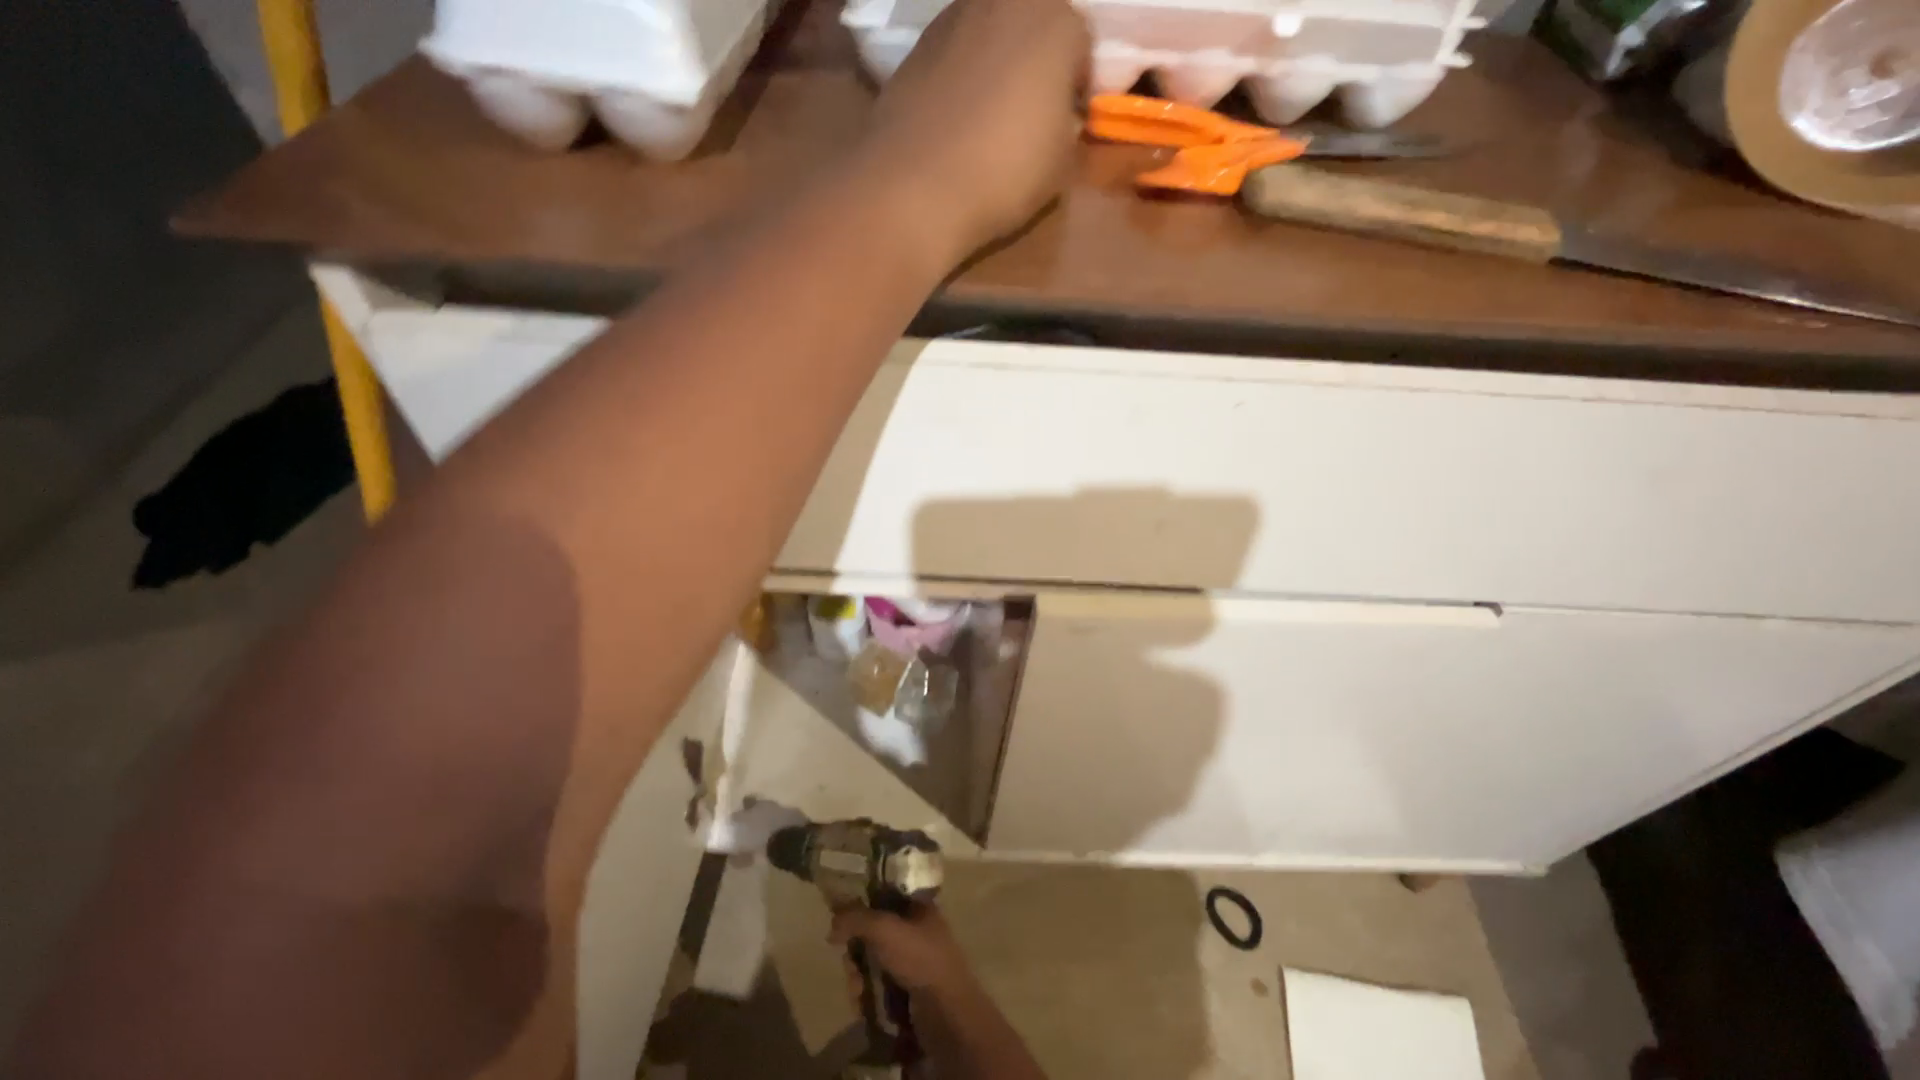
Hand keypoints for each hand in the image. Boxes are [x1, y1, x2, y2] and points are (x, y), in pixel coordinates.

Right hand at [830, 904, 978, 997]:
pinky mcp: (907, 992)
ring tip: (858, 989)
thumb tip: (833, 923)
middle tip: (850, 962)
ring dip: (858, 976)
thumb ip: (855, 918)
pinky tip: (863, 1003)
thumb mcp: (884, 928)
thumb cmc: (920, 959)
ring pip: (872, 962)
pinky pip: (877, 986)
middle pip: (873, 933)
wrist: (946, 1012)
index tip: (843, 919)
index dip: (862, 905)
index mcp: (920, 908)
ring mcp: (912, 964)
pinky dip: (866, 994)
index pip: (885, 897)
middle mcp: (917, 933)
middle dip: (855, 950)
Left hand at [856, 0, 1090, 262]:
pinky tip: (955, 120)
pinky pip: (954, 55)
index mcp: (1054, 17)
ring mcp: (953, 16)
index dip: (1078, 87)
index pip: (1083, 45)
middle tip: (1032, 113)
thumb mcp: (1063, 159)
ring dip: (997, 64)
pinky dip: (960, 76)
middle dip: (1037, 62)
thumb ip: (1069, 122)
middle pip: (1034, 24)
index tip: (1067, 123)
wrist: (914, 185)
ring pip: (991, 34)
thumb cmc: (1005, 170)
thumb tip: (1057, 118)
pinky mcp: (915, 44)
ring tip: (990, 117)